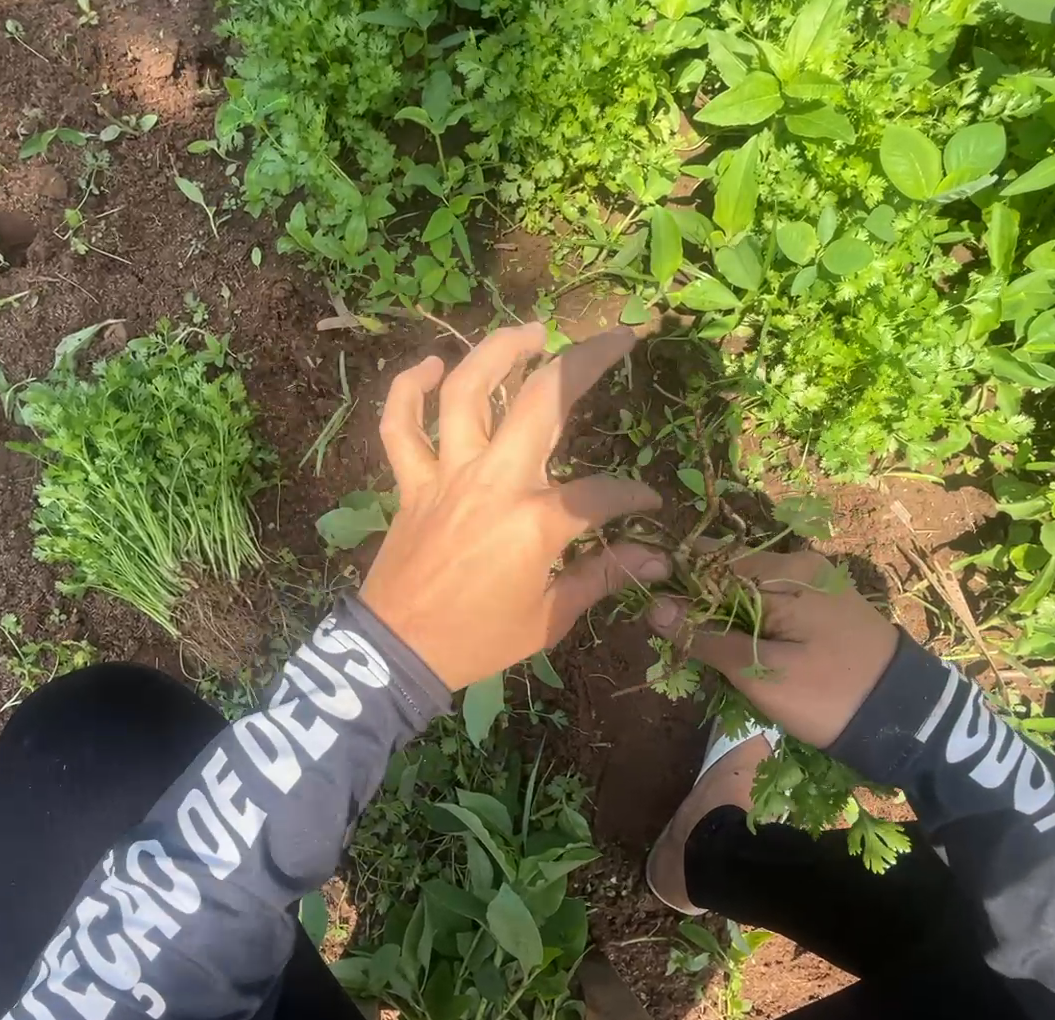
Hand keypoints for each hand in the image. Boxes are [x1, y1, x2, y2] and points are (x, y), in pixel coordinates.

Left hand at [360, 323, 666, 690]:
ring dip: (499, 350)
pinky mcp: (411, 483)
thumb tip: (656, 558)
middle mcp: (493, 482)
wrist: (398, 653)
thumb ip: (602, 576)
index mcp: (535, 523)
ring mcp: (446, 476)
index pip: (602, 493)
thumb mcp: (549, 619)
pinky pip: (399, 427)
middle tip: (614, 337)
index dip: (633, 497)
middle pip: (544, 400)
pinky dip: (408, 390)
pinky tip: (432, 366)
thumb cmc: (477, 641)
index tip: (647, 504)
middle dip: (588, 359)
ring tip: (530, 330)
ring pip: (468, 392)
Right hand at [645, 549, 897, 747]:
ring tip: (709, 652)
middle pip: (726, 571)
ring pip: (746, 587)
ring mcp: (815, 582)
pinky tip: (742, 648)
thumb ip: (704, 636)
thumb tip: (653, 607)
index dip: (676, 585)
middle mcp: (799, 564)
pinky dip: (749, 619)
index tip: (654, 616)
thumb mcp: (759, 671)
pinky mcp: (824, 602)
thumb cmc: (830, 695)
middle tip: (682, 644)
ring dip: (723, 615)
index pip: (708, 562)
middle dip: (699, 603)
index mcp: (783, 572)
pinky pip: (771, 599)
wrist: (911, 721)